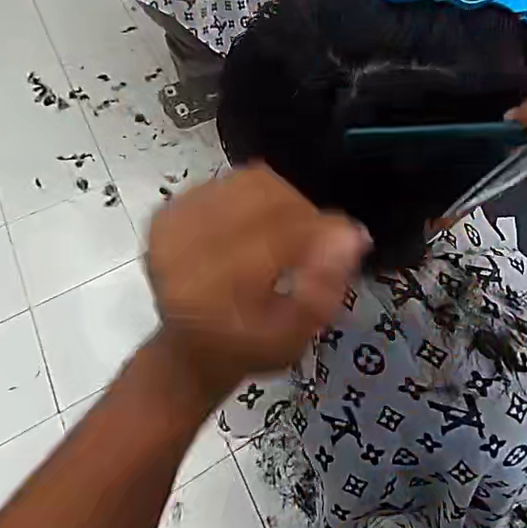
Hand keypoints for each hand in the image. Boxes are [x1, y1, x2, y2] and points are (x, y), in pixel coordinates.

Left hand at [146, 166, 369, 383]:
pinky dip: (265, 194)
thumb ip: (325, 290)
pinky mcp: (173, 207)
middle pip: (263, 200)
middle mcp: (179, 249)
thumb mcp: (293, 338)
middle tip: (325, 239)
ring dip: (288, 201)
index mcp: (206, 290)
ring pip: (253, 183)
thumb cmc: (248, 347)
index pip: (273, 237)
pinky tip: (270, 221)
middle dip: (306, 215)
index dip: (320, 231)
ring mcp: (172, 223)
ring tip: (298, 231)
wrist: (193, 346)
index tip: (351, 240)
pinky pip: (235, 180)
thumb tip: (354, 238)